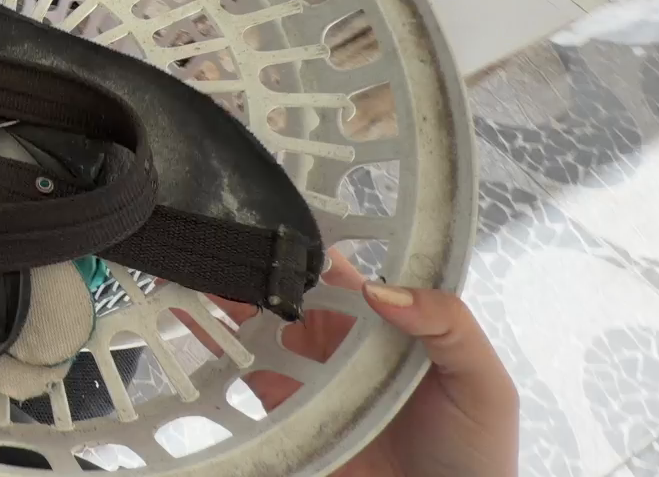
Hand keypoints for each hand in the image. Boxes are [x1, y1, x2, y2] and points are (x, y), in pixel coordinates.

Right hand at [189, 255, 516, 476]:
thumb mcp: (483, 386)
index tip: (253, 206)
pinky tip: (175, 305)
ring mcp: (292, 361)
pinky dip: (197, 327)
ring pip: (242, 310)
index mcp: (369, 316)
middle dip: (236, 254)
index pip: (323, 261)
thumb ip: (449, 327)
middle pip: (271, 279)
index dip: (291, 233)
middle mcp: (324, 330)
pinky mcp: (268, 393)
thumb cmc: (469, 453)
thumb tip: (377, 288)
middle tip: (202, 230)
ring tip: (179, 260)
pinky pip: (228, 355)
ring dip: (211, 284)